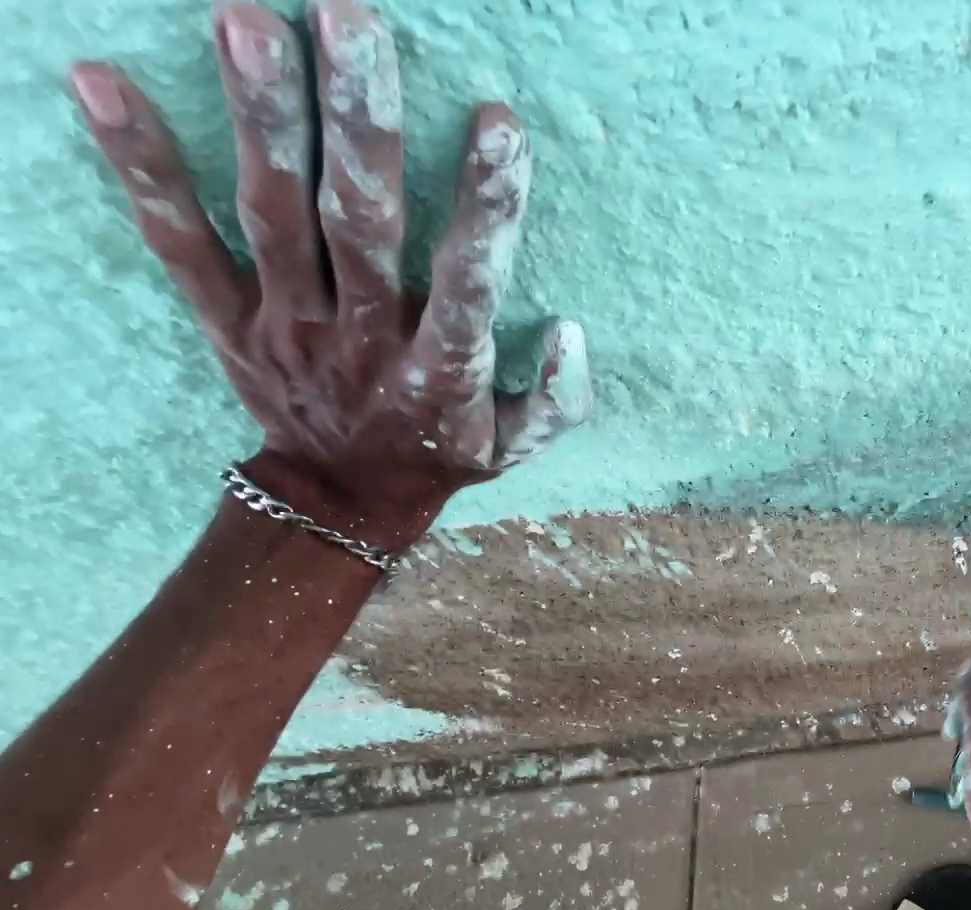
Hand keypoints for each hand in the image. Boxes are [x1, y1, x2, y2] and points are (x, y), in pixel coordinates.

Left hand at [67, 0, 590, 553]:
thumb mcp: (522, 446)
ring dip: (259, 120)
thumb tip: (570, 328)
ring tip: (246, 19)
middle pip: (362, 225)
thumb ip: (560, 397)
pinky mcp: (224, 320)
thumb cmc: (446, 456)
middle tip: (351, 20)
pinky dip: (140, 169)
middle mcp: (362, 339)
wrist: (341, 502)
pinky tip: (102, 81)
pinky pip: (178, 245)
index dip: (487, 208)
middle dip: (360, 124)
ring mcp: (285, 326)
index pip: (469, 281)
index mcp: (441, 372)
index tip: (499, 125)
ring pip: (272, 217)